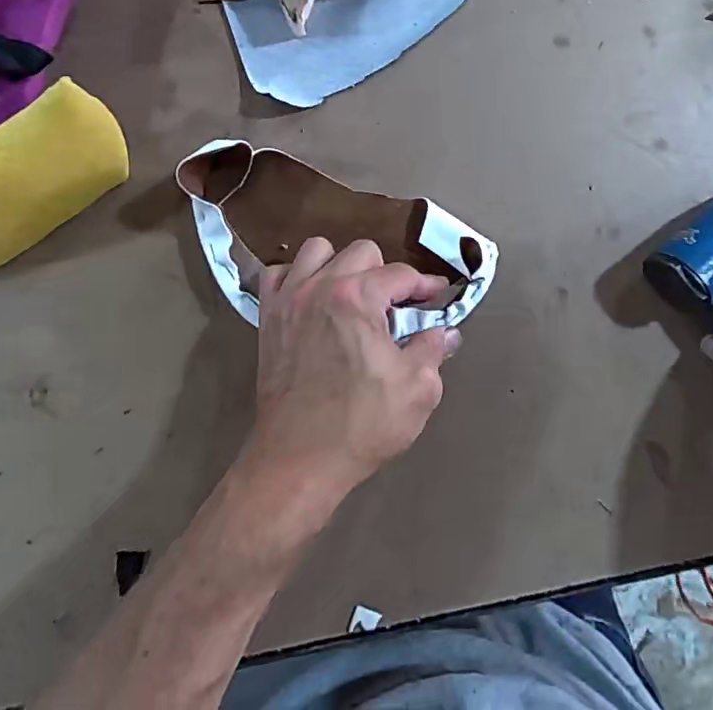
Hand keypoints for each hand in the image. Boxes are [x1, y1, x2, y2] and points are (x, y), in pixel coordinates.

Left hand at [250, 237, 458, 499]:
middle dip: (386, 274)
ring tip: (353, 296)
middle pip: (362, 252)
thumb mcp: (417, 388)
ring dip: (340, 266)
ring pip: (316, 251)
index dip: (425, 285)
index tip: (437, 295)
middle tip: (396, 307)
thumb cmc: (361, 424)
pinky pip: (278, 276)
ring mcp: (289, 301)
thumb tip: (444, 333)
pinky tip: (313, 302)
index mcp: (358, 298)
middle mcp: (320, 287)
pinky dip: (298, 280)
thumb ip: (433, 350)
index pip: (401, 274)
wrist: (298, 461)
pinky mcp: (268, 320)